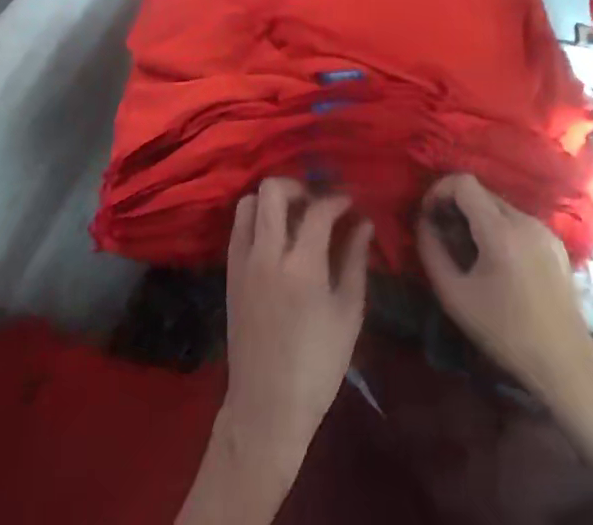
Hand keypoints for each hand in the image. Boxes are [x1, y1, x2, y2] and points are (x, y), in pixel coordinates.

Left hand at [223, 177, 372, 461]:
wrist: (266, 407)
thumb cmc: (318, 365)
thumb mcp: (348, 313)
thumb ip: (354, 261)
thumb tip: (363, 224)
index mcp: (301, 267)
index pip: (317, 210)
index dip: (337, 200)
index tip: (350, 205)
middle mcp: (266, 256)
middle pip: (271, 191)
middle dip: (298, 186)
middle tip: (318, 203)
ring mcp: (242, 265)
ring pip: (247, 205)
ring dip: (273, 201)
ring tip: (296, 217)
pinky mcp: (229, 276)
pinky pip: (239, 230)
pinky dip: (257, 221)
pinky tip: (278, 239)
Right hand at [417, 174, 592, 399]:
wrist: (563, 361)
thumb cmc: (504, 332)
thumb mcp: (455, 295)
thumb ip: (432, 252)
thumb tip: (423, 223)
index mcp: (501, 230)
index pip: (464, 182)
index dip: (439, 191)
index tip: (428, 217)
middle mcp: (526, 220)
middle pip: (483, 193)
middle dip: (456, 207)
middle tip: (443, 237)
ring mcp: (545, 229)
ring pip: (501, 207)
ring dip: (478, 219)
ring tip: (468, 253)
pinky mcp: (555, 243)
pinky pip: (519, 222)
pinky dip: (499, 230)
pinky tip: (497, 264)